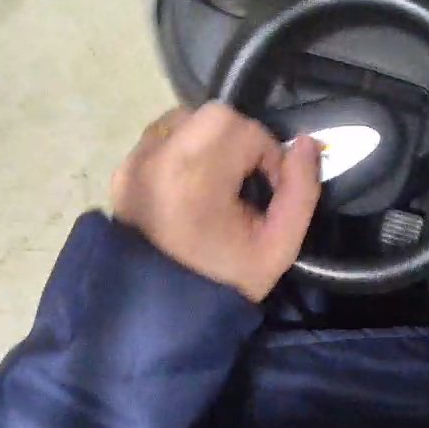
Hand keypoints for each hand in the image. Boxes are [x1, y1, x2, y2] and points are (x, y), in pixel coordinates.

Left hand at [110, 104, 321, 302]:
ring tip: (219, 181)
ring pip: (184, 119)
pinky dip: (183, 149)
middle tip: (246, 181)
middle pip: (214, 115)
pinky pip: (161, 138)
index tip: (269, 190)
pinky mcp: (122, 172)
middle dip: (241, 139)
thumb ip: (301, 193)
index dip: (268, 154)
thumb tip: (306, 145)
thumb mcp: (279, 248)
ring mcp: (134, 164)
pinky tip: (192, 186)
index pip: (245, 130)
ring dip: (211, 140)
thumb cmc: (226, 281)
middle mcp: (157, 160)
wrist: (162, 312)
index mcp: (195, 179)